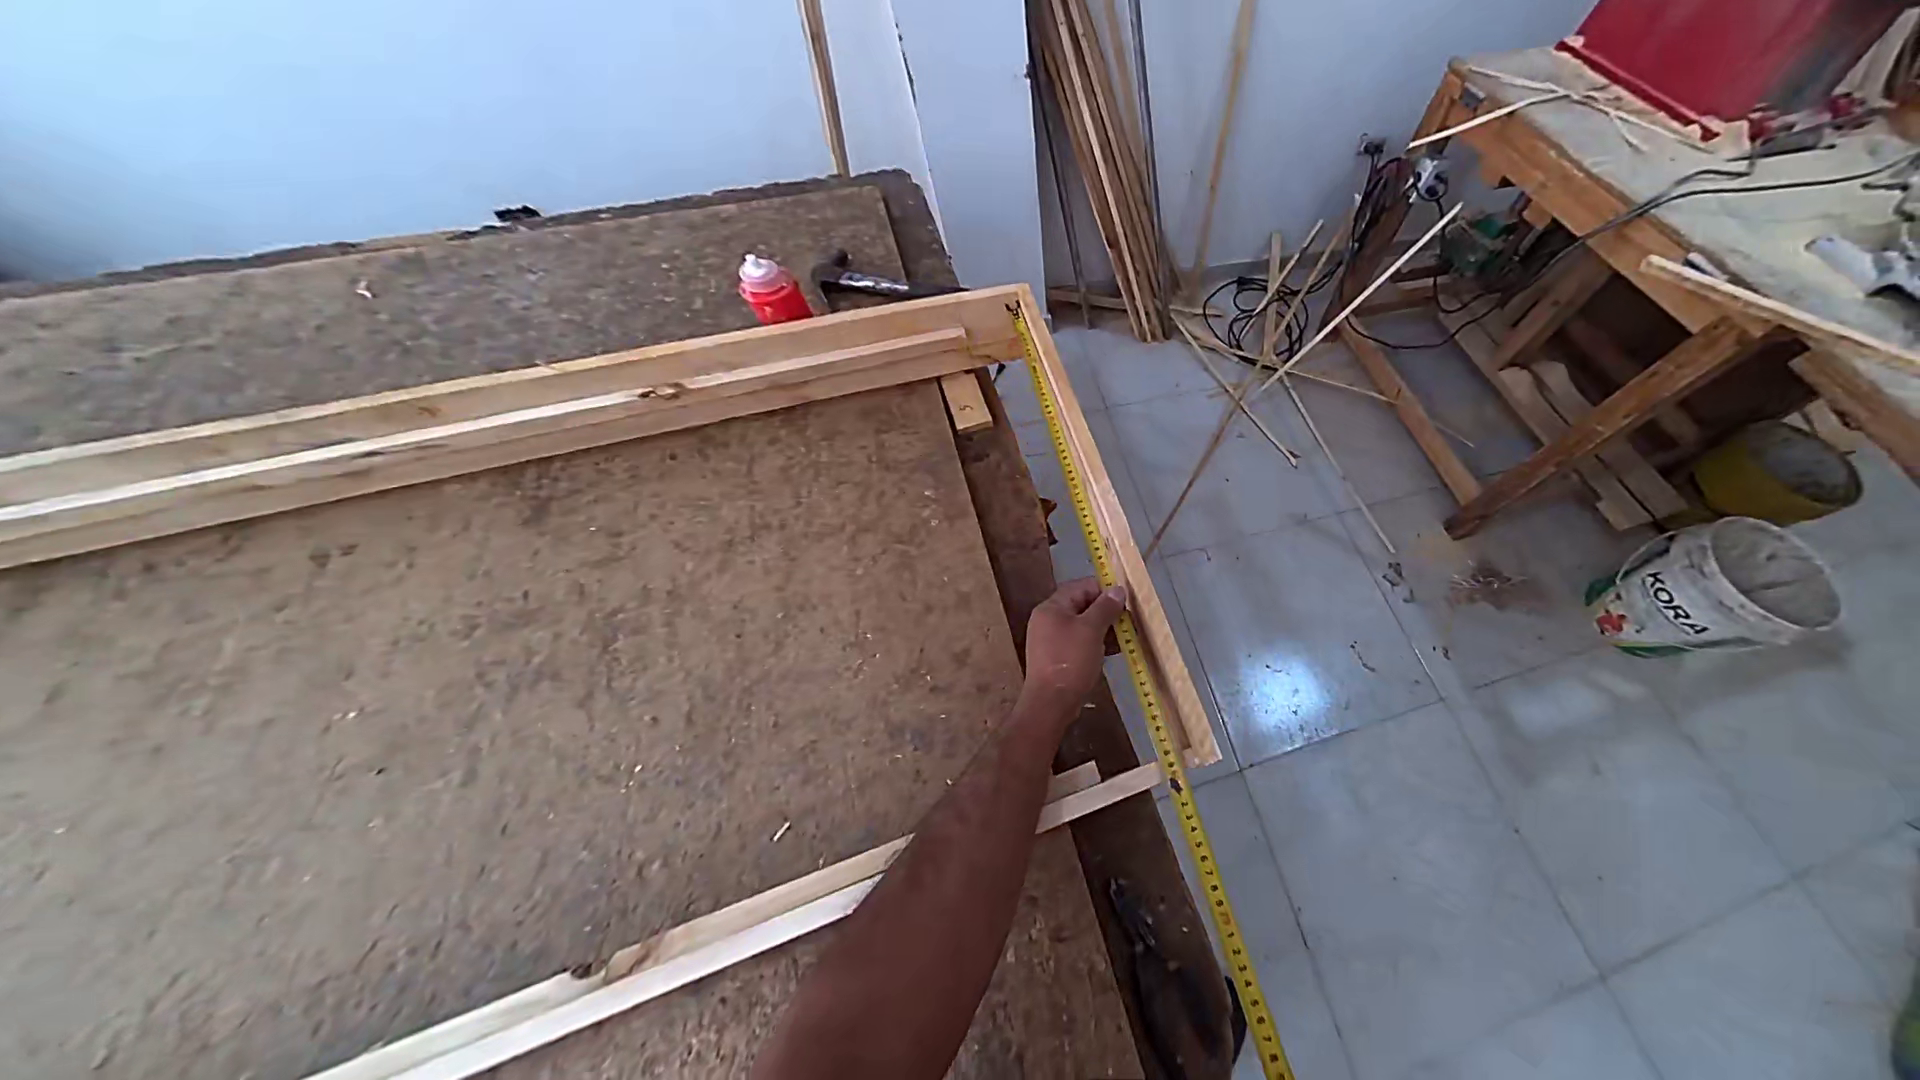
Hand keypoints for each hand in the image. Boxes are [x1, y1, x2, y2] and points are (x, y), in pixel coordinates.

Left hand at [1022, 578, 1127, 710]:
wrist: (1051, 702)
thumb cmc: (1070, 660)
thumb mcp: (1091, 630)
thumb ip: (1104, 608)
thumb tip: (1117, 590)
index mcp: (1051, 607)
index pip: (1079, 586)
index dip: (1103, 589)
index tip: (1125, 598)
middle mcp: (1047, 619)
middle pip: (1080, 605)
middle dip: (1106, 610)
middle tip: (1128, 620)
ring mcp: (1050, 639)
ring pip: (1081, 625)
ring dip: (1103, 628)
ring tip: (1125, 636)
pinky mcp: (1056, 657)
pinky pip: (1079, 642)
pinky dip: (1095, 642)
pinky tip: (1112, 650)